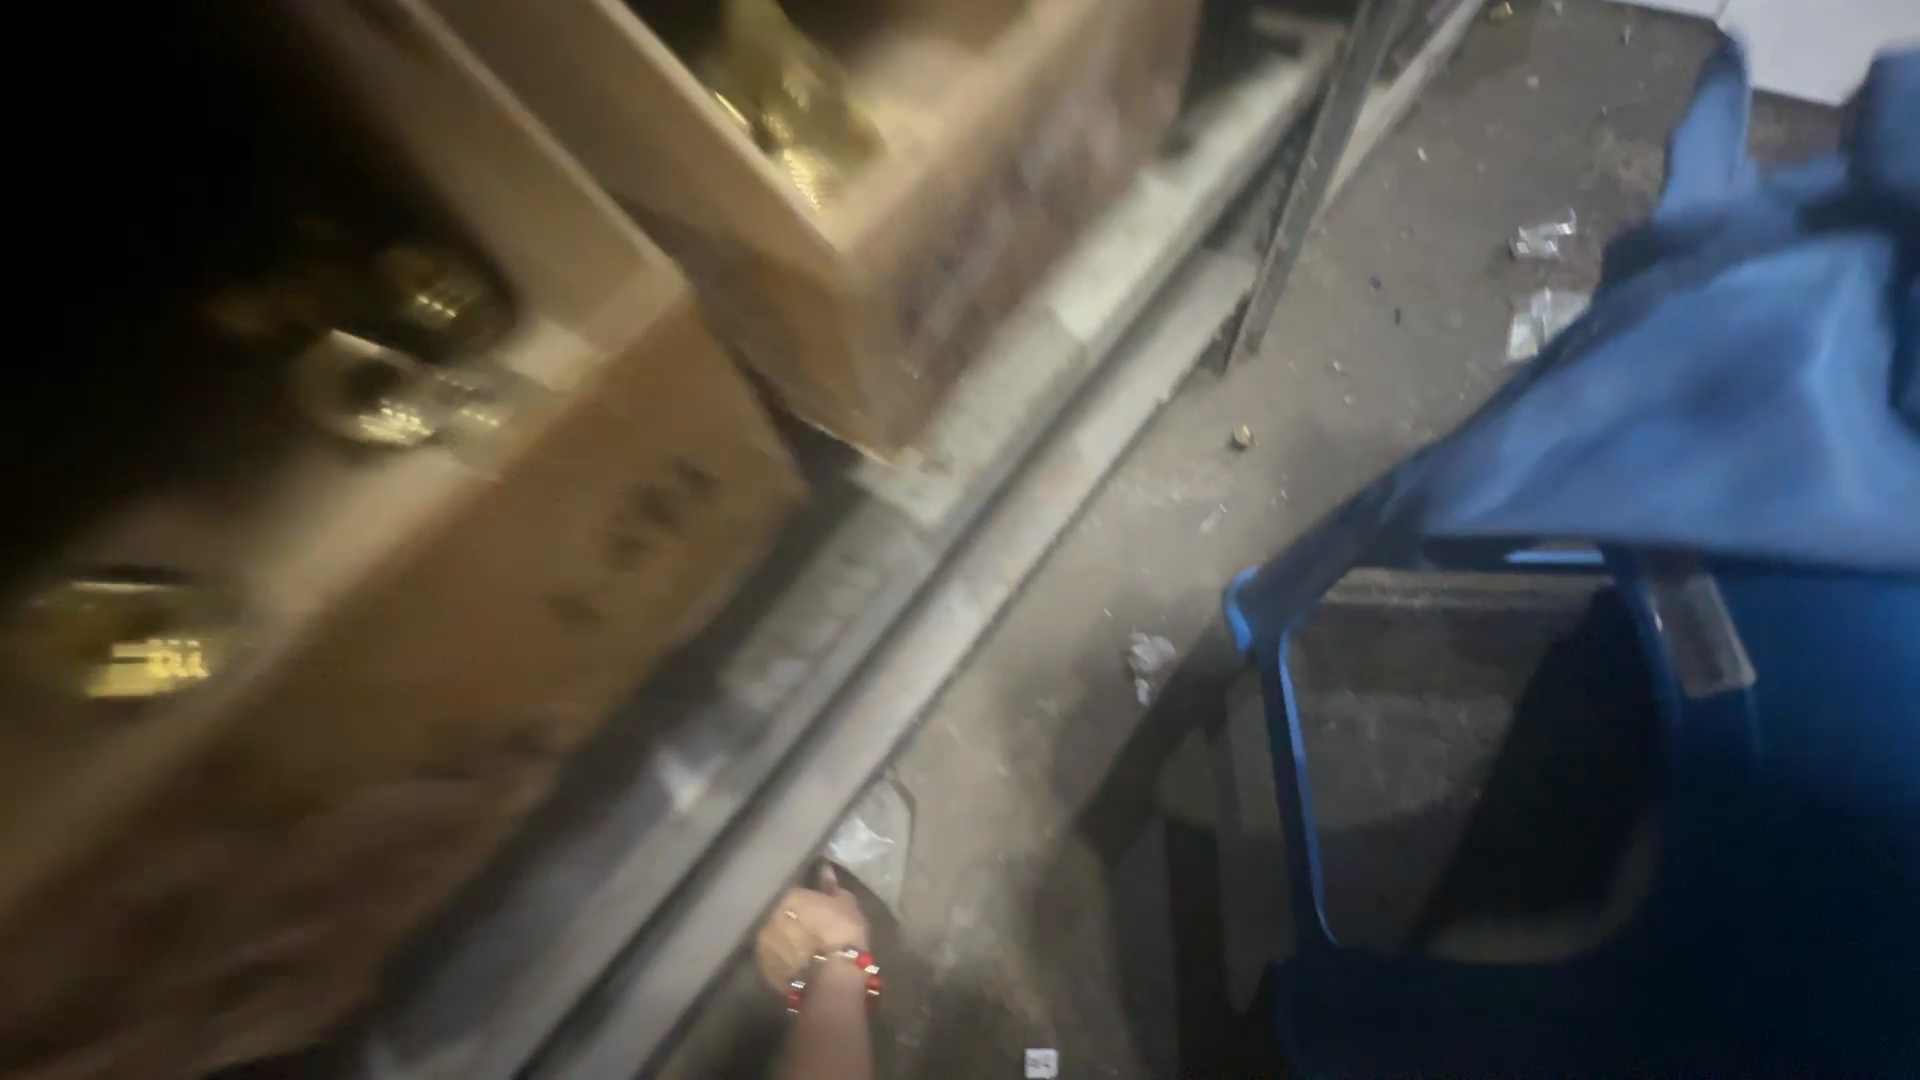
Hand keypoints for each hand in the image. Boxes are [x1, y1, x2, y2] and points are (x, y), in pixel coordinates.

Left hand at [756, 867, 870, 992]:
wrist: (834, 978)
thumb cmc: (844, 932)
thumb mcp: (846, 902)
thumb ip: (831, 886)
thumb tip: (824, 869)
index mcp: (790, 895)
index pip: (795, 892)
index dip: (806, 900)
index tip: (816, 907)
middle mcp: (771, 916)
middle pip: (780, 913)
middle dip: (791, 918)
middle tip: (808, 928)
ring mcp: (764, 945)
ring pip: (774, 936)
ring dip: (784, 938)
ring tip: (801, 947)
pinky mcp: (764, 970)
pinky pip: (773, 958)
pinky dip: (782, 958)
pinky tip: (795, 963)